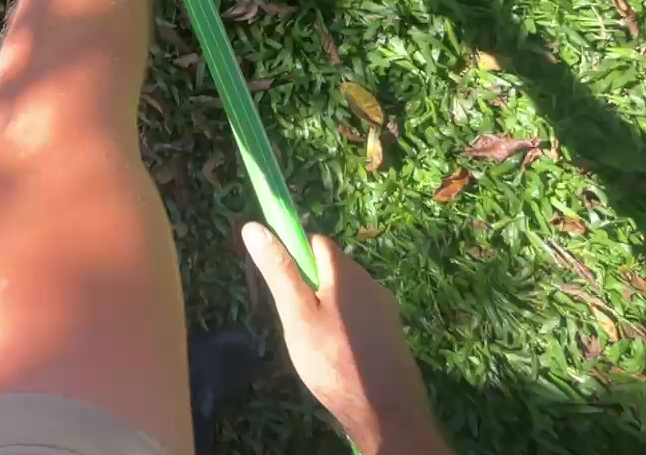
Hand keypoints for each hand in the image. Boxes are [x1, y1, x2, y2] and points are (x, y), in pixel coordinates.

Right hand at [241, 223, 449, 454]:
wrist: (389, 420)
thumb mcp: (296, 314)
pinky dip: (343, 325)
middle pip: (329, 267)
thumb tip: (253, 226)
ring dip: (325, 307)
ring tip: (315, 342)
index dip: (294, 257)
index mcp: (347, 272)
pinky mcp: (392, 334)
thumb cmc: (334, 362)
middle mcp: (370, 283)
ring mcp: (385, 310)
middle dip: (308, 286)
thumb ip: (278, 269)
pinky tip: (337, 354)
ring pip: (343, 293)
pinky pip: (358, 314)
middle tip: (297, 320)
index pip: (315, 242)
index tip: (285, 287)